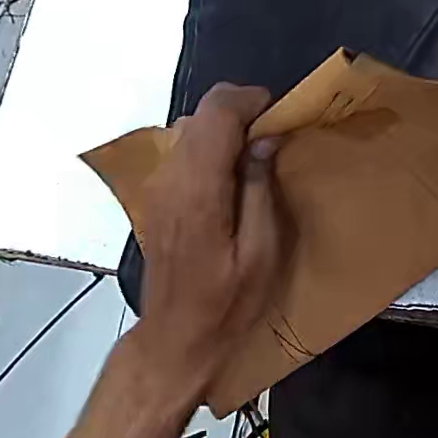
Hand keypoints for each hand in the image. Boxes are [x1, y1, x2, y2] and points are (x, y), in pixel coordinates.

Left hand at [128, 83, 287, 408]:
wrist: (176, 336)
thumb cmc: (228, 303)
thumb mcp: (262, 252)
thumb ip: (261, 188)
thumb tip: (264, 139)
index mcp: (200, 189)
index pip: (217, 112)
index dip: (252, 101)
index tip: (281, 117)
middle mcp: (171, 177)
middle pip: (203, 112)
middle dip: (243, 113)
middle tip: (275, 138)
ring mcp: (159, 185)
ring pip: (192, 127)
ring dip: (227, 129)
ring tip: (257, 158)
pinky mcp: (157, 194)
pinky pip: (185, 149)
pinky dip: (213, 147)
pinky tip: (233, 178)